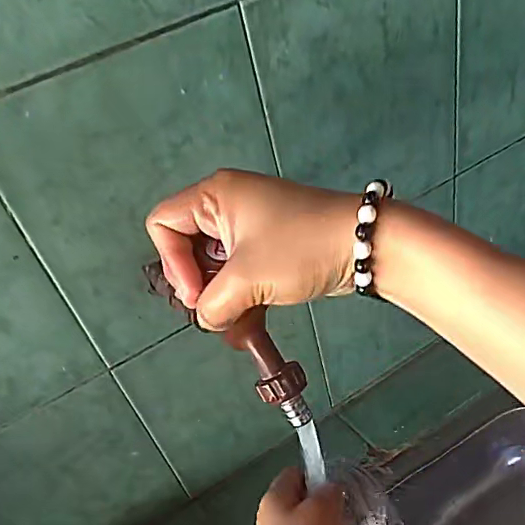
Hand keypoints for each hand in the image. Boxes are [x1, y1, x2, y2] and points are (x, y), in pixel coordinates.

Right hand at [146, 169, 358, 330]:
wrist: (361, 246)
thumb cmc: (305, 246)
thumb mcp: (248, 279)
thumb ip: (213, 304)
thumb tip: (206, 319)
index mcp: (215, 197)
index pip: (163, 225)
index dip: (172, 264)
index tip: (197, 293)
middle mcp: (230, 207)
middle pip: (188, 249)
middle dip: (198, 286)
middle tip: (213, 309)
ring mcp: (253, 229)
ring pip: (217, 268)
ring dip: (222, 299)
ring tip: (233, 327)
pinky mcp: (272, 249)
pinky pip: (244, 275)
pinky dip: (243, 299)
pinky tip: (248, 327)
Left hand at [250, 465, 343, 524]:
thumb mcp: (325, 510)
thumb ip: (330, 491)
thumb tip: (330, 488)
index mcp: (273, 498)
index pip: (295, 472)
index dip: (317, 475)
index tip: (336, 490)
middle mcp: (267, 518)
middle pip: (299, 500)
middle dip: (322, 505)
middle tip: (340, 515)